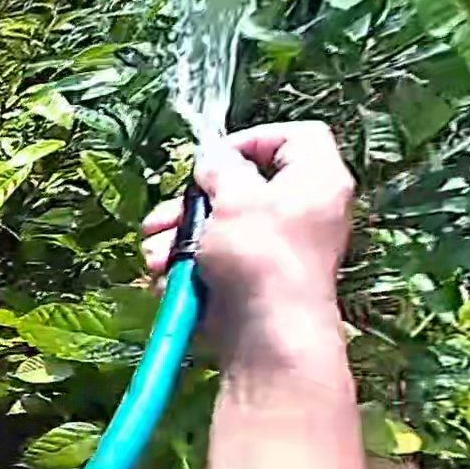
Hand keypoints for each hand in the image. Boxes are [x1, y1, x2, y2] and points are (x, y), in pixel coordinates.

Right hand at [141, 121, 353, 371]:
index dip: (250, 140)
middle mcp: (296, 210)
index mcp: (313, 180)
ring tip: (156, 257)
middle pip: (237, 188)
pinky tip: (166, 275)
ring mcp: (269, 246)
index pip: (293, 137)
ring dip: (174, 239)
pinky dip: (183, 264)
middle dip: (187, 205)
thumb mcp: (236, 199)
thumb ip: (222, 170)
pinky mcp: (244, 276)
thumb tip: (212, 159)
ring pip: (211, 227)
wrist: (264, 331)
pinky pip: (208, 257)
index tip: (210, 159)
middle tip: (161, 217)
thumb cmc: (258, 256)